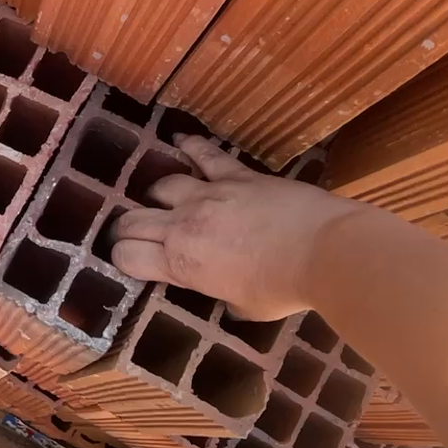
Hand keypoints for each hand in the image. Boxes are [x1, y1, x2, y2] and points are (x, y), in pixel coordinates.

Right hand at [109, 137, 368, 319]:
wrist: (325, 252)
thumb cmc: (284, 288)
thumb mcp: (244, 308)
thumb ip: (224, 298)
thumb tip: (228, 297)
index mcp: (180, 265)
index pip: (126, 256)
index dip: (122, 258)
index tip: (129, 261)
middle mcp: (183, 227)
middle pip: (133, 220)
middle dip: (126, 228)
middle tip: (132, 232)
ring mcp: (208, 196)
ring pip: (161, 186)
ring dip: (155, 194)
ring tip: (158, 198)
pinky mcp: (236, 176)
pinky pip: (205, 155)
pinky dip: (191, 146)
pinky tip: (180, 139)